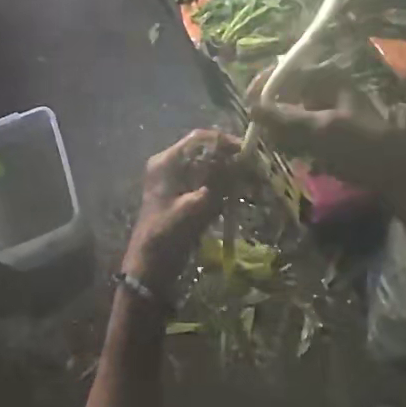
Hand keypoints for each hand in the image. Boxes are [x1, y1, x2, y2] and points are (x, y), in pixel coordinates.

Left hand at [124, 129, 238, 287]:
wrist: (149, 267)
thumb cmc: (167, 235)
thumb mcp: (195, 207)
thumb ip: (219, 182)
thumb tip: (242, 161)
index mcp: (166, 162)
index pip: (199, 139)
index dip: (225, 142)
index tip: (249, 153)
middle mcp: (169, 165)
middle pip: (205, 152)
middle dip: (231, 160)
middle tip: (256, 171)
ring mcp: (175, 181)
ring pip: (208, 168)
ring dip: (229, 174)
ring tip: (253, 184)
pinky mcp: (182, 196)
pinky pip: (205, 183)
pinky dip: (221, 188)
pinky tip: (238, 196)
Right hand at [248, 67, 405, 189]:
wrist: (396, 174)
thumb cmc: (362, 146)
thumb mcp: (322, 131)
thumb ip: (285, 119)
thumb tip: (251, 108)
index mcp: (327, 77)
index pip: (284, 70)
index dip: (263, 86)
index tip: (249, 107)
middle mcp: (324, 87)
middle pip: (283, 94)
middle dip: (275, 116)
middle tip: (274, 138)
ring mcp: (325, 107)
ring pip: (288, 114)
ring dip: (285, 133)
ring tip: (296, 151)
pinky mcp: (325, 128)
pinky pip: (298, 130)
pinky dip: (295, 142)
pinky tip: (305, 157)